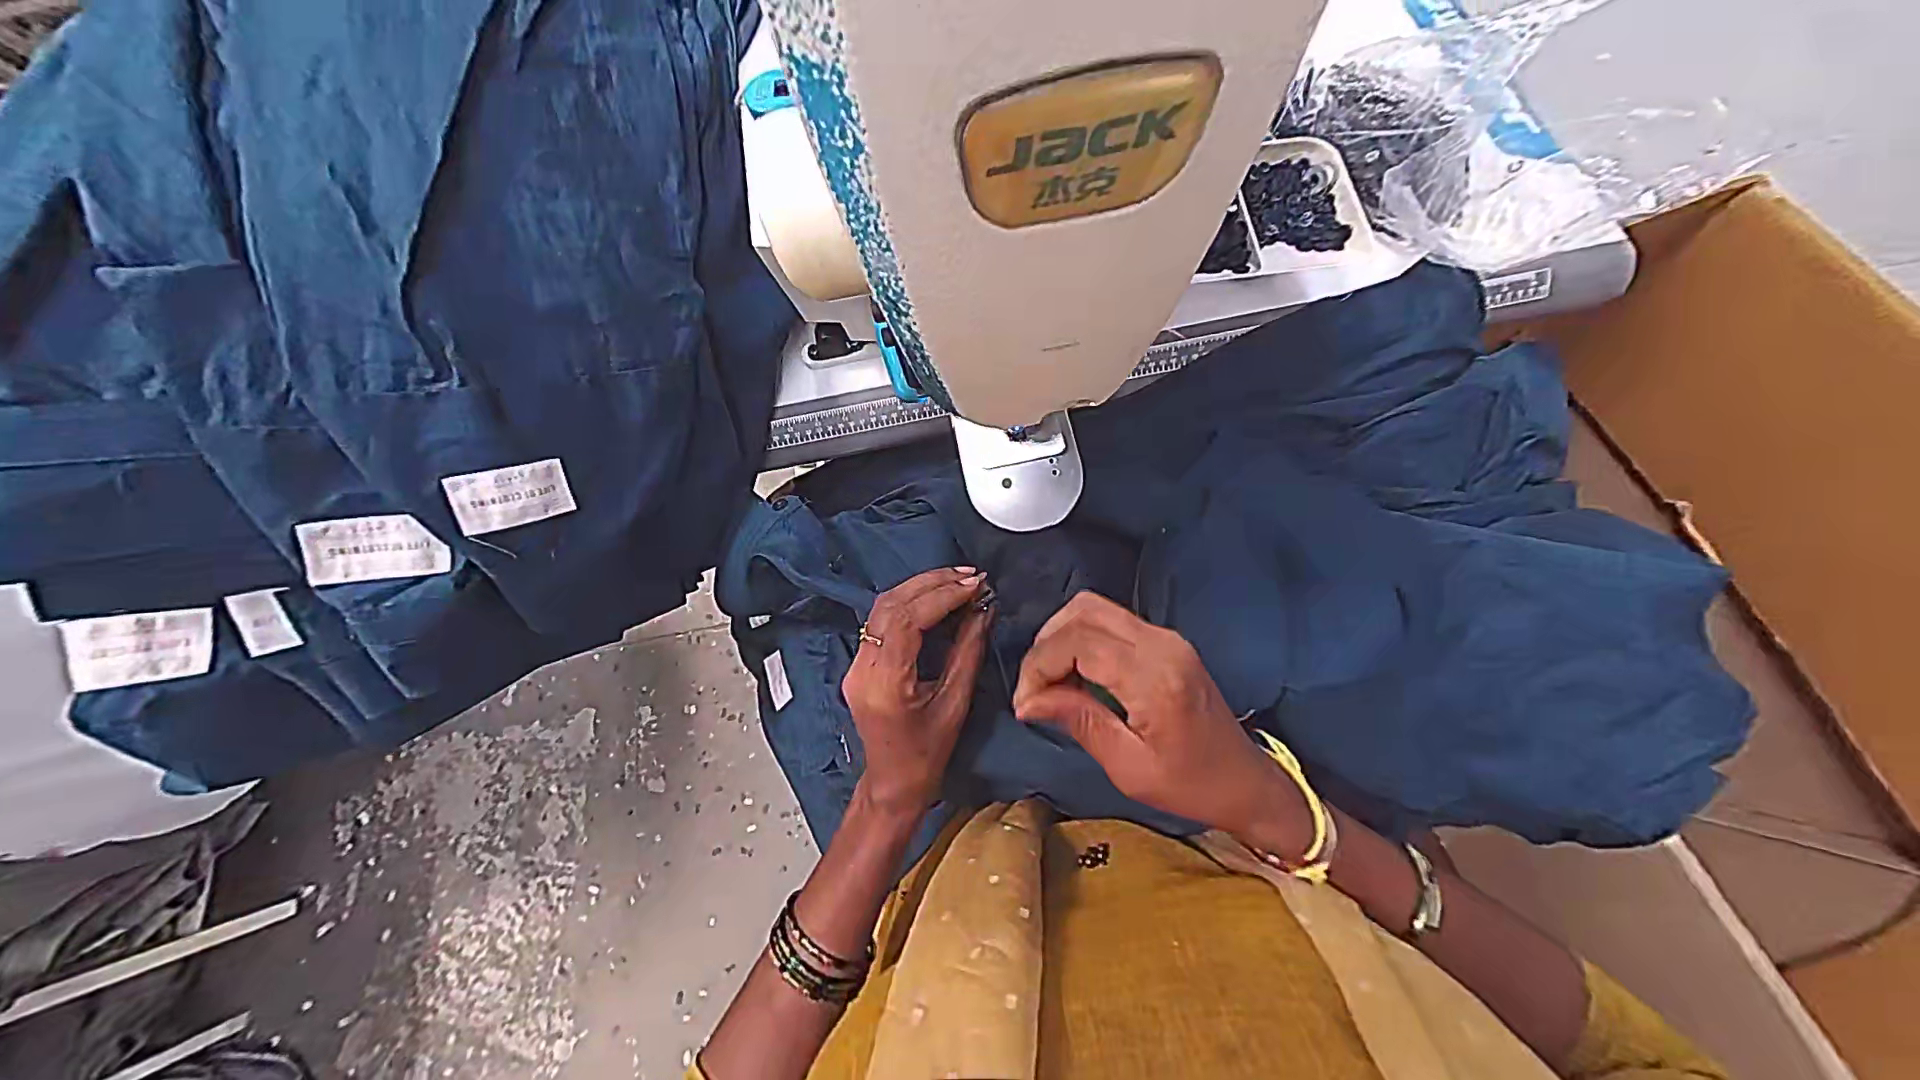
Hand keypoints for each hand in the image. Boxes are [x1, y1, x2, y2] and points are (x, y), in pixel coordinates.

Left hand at [840, 567, 992, 817]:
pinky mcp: (859, 664)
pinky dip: (910, 602)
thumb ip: (967, 652)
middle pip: (889, 605)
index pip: (906, 620)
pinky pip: (881, 621)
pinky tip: (936, 597)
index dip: (942, 596)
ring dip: (920, 588)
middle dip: (931, 583)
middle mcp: (862, 668)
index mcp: (884, 683)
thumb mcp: (955, 704)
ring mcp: (855, 665)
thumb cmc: (927, 754)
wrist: (893, 782)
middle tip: (970, 575)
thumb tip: (983, 611)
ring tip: (958, 580)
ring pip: (881, 608)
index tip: (975, 585)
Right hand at [1012, 592, 1312, 856]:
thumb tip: (1029, 700)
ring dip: (1061, 638)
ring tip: (1053, 683)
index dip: (1039, 665)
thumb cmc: (1191, 785)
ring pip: (1093, 608)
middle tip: (1036, 690)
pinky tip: (1077, 675)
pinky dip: (1081, 640)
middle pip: (1082, 611)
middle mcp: (1162, 644)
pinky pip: (1109, 621)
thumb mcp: (1128, 767)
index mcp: (1154, 678)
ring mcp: (1166, 637)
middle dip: (1046, 646)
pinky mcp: (1166, 641)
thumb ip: (1078, 720)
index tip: (1026, 702)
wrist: (1245, 782)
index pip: (1077, 641)